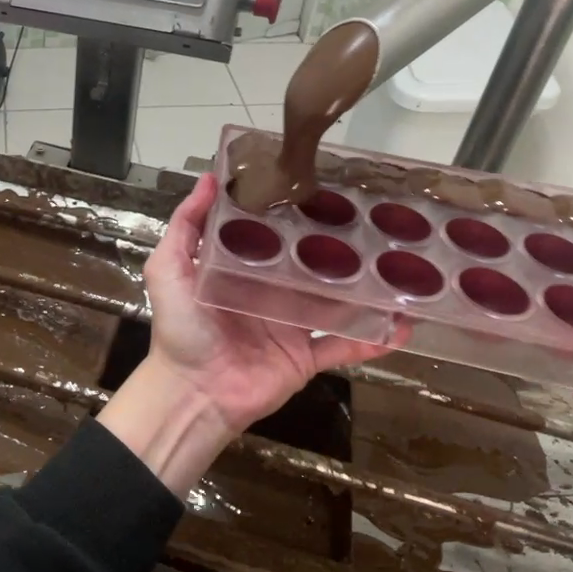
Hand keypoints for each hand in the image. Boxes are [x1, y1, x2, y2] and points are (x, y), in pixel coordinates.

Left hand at [98, 173, 396, 495]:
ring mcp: (290, 326)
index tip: (321, 192)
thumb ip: (186, 226)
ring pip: (335, 303)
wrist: (193, 392)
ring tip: (400, 268)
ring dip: (364, 290)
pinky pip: (344, 346)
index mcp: (239, 271)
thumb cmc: (180, 328)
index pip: (271, 237)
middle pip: (308, 266)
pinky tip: (403, 323)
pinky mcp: (305, 358)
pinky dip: (373, 338)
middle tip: (373, 225)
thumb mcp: (169, 269)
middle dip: (336, 249)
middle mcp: (268, 294)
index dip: (292, 217)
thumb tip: (208, 179)